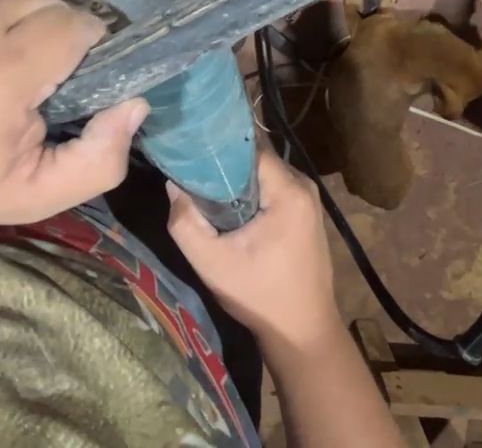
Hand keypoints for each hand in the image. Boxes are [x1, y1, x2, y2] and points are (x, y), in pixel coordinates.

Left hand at [0, 0, 147, 234]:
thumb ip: (99, 160)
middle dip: (59, 34)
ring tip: (5, 53)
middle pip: (52, 4)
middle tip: (39, 73)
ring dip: (25, 17)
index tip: (74, 75)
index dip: (88, 48)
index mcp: (7, 72)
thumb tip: (135, 104)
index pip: (79, 26)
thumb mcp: (31, 194)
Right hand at [167, 149, 342, 350]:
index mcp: (288, 191)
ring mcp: (308, 199)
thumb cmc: (259, 296)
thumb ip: (185, 223)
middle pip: (255, 158)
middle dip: (224, 163)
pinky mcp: (305, 213)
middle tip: (191, 169)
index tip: (188, 151)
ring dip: (236, 179)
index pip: (247, 148)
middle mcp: (303, 186)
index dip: (217, 148)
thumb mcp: (212, 263)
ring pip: (263, 172)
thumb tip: (173, 184)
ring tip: (205, 186)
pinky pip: (272, 187)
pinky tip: (228, 205)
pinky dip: (250, 191)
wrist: (302, 334)